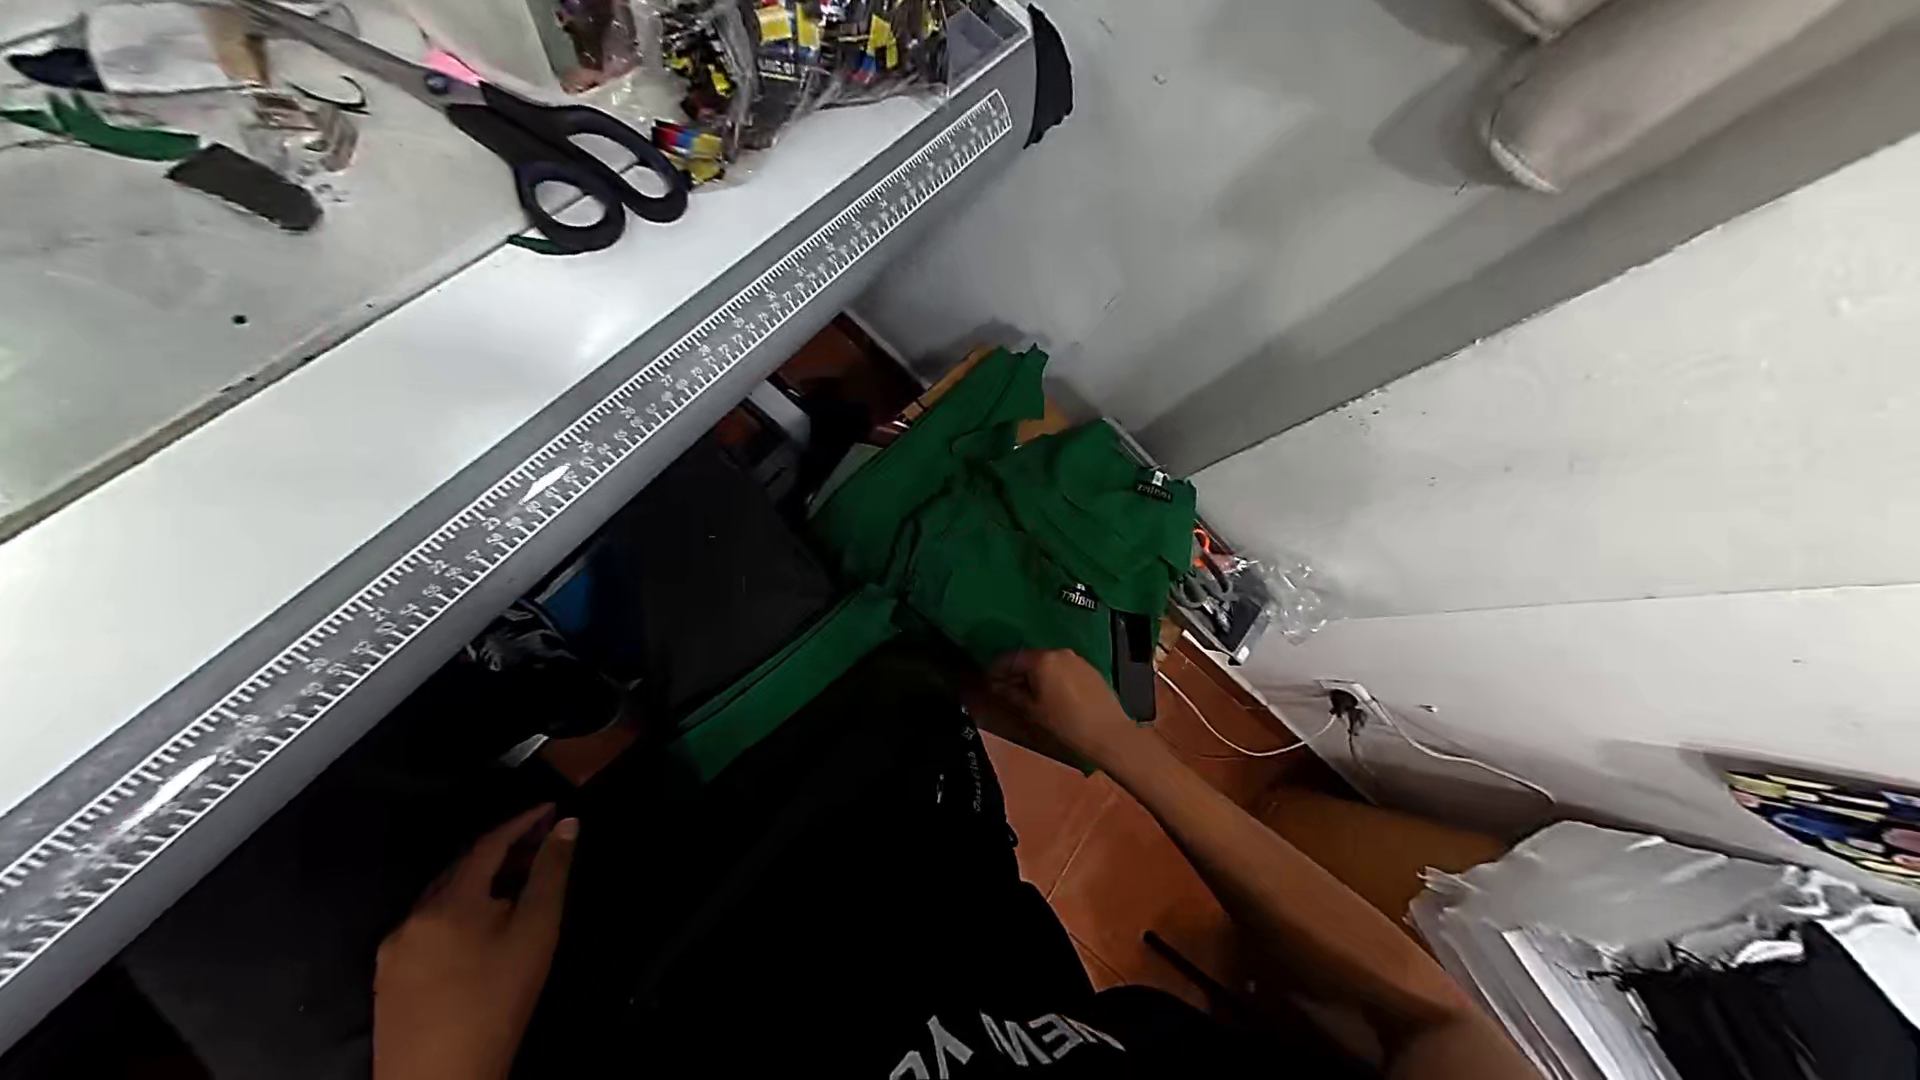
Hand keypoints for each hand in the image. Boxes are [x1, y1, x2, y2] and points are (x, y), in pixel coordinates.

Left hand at [373, 805, 578, 1079]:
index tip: (552, 807)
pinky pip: (429, 924)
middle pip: (462, 868)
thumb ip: (552, 871)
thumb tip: (568, 824)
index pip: (488, 844)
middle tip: (543, 841)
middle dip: (504, 849)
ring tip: (518, 878)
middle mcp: (412, 918)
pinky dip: (461, 908)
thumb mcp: (538, 928)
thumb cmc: (499, 995)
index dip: (522, 822)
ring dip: (482, 879)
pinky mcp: (387, 978)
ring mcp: (393, 951)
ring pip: (443, 897)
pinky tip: (483, 922)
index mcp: (448, 903)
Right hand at [986, 649, 1147, 764]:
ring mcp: (1077, 659)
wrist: (1110, 734)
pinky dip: (1052, 676)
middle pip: (1030, 658)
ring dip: (1034, 674)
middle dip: (1016, 672)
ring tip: (1028, 694)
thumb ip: (1011, 694)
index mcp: (1042, 660)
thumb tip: (996, 686)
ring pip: (1047, 662)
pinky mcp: (1089, 669)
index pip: (1011, 658)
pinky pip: (1063, 668)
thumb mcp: (1033, 711)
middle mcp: (1059, 652)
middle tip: (1005, 689)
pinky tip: (1051, 694)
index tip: (988, 682)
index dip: (996, 670)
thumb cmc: (1066, 724)